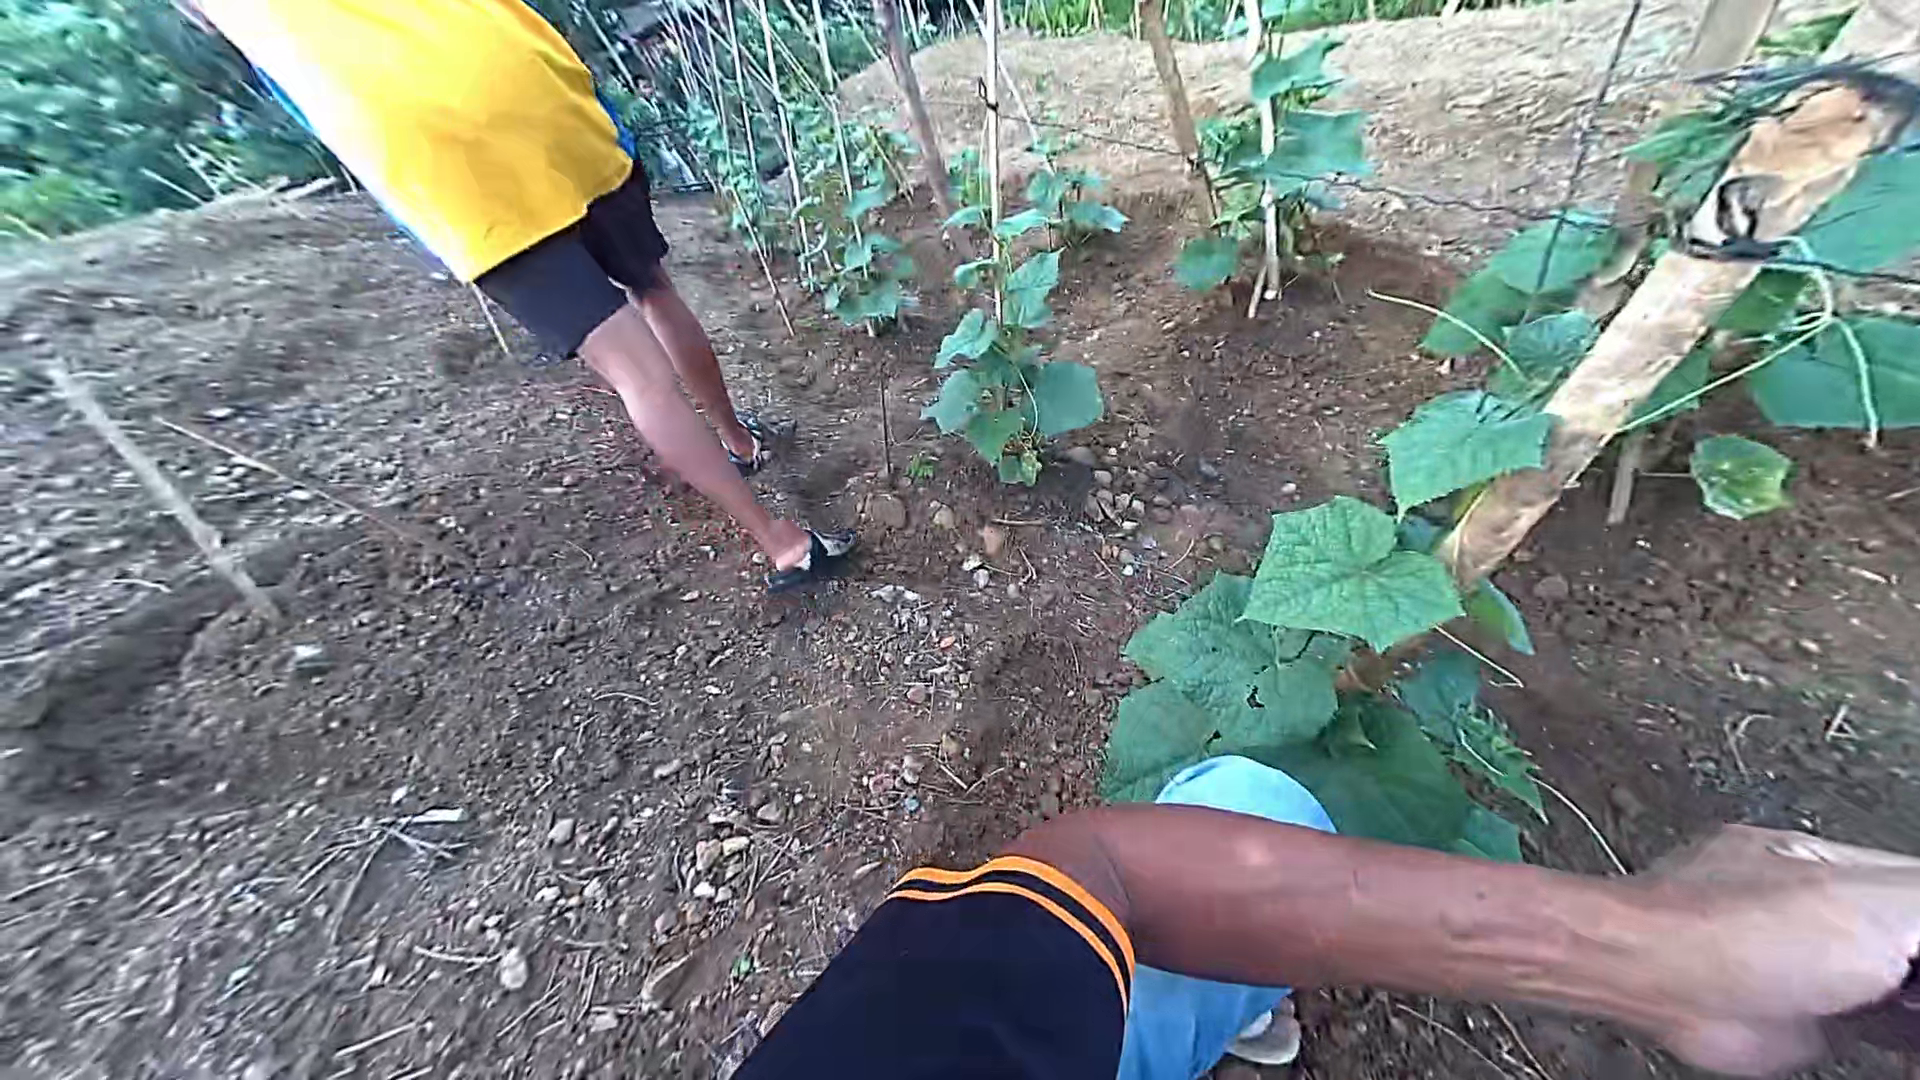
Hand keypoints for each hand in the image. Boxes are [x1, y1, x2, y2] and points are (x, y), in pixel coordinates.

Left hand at [1630, 825, 1919, 1074]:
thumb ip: (1919, 893)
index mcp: (1803, 860)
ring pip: (1903, 986)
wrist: (1654, 977)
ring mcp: (1797, 960)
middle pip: (1911, 938)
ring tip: (1913, 1011)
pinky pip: (1885, 1032)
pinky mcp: (1801, 1013)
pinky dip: (1906, 1040)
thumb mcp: (1854, 899)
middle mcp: (1798, 905)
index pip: (1916, 882)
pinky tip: (1906, 1044)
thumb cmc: (1720, 929)